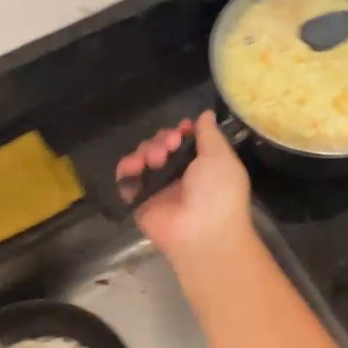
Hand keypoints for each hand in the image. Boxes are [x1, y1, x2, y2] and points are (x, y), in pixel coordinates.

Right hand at [116, 111, 251, 264]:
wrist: (203, 234)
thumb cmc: (219, 192)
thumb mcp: (220, 156)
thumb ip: (209, 134)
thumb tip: (206, 114)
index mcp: (203, 164)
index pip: (185, 139)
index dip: (181, 130)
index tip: (182, 129)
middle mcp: (180, 175)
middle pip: (161, 144)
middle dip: (163, 138)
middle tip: (169, 145)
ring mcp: (159, 188)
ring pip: (144, 157)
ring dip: (147, 150)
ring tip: (155, 158)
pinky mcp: (140, 201)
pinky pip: (127, 178)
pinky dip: (127, 168)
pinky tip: (136, 166)